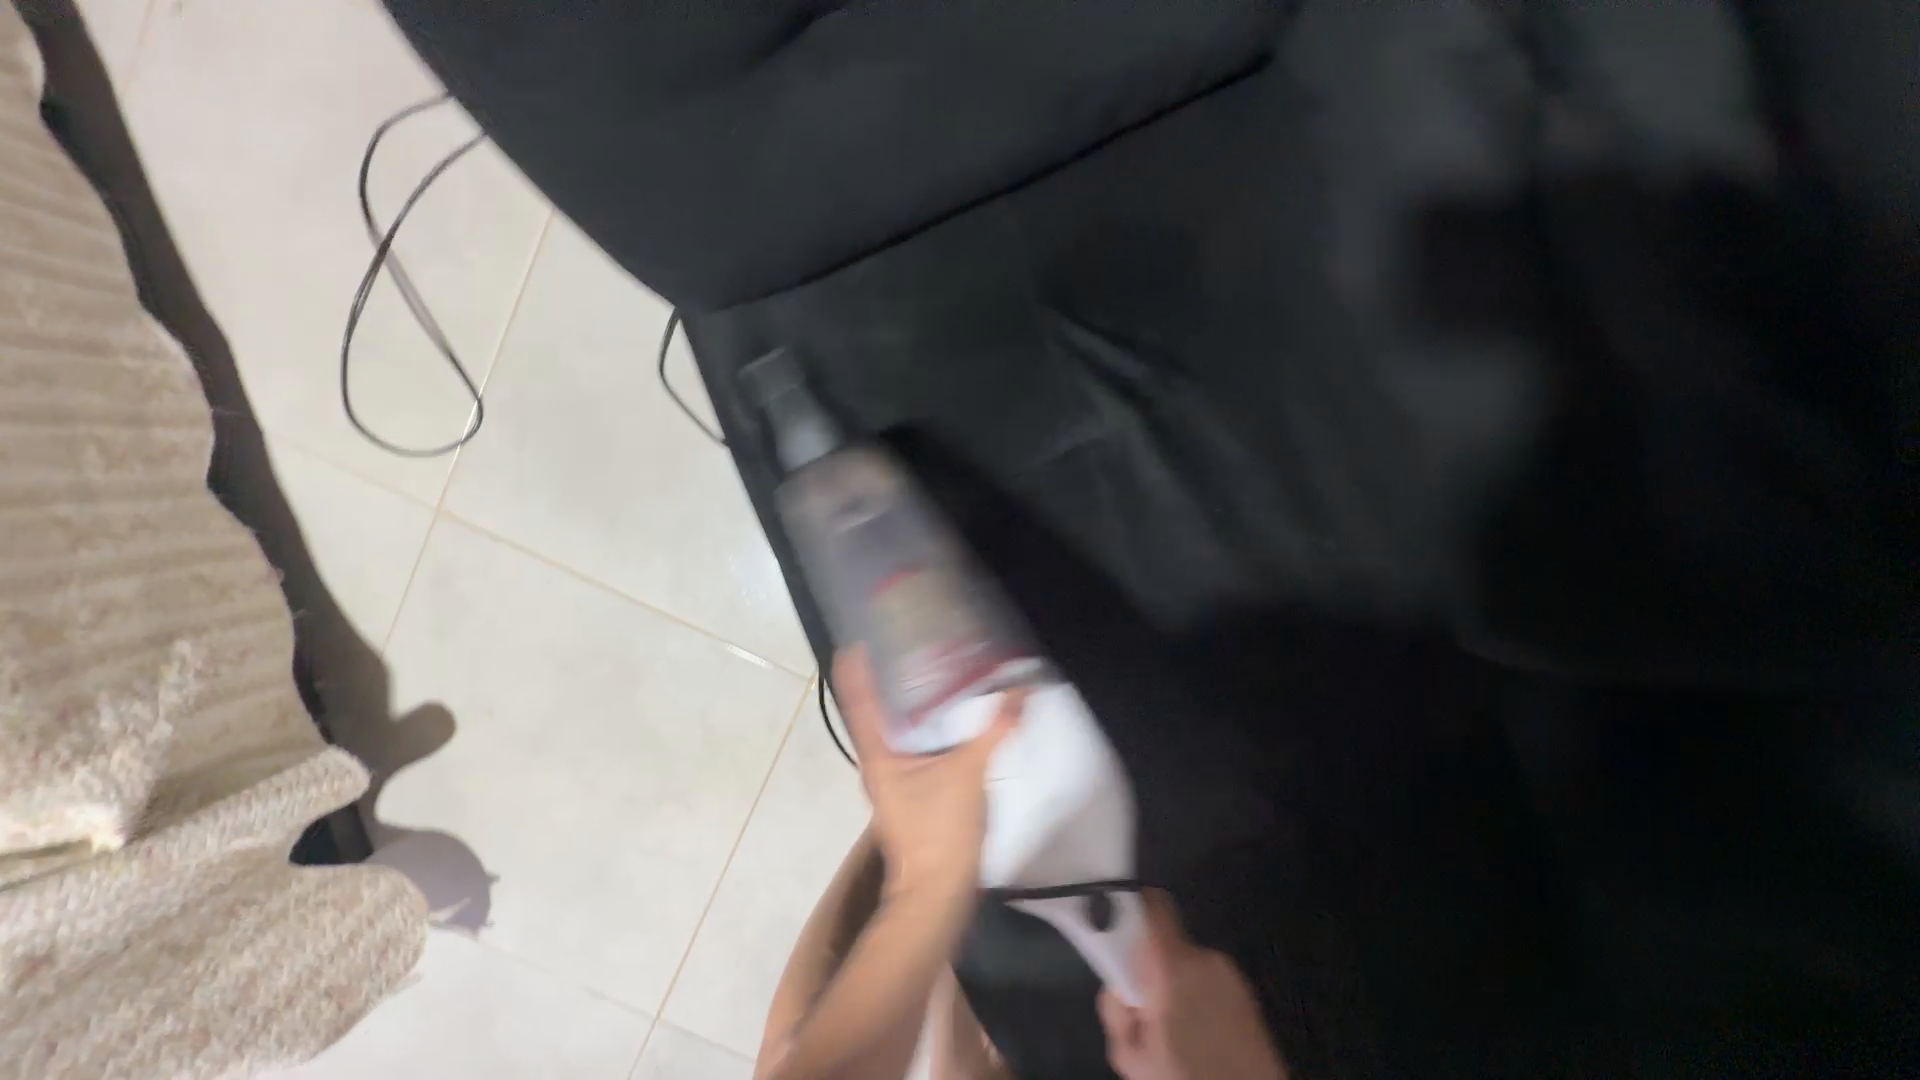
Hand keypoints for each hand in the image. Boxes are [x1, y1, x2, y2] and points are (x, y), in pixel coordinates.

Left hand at [833, 646, 1022, 895]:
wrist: (938, 893)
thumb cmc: (939, 830)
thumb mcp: (968, 773)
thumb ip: (994, 730)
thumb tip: (1020, 691)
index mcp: (878, 755)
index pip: (858, 702)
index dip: (855, 671)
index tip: (859, 640)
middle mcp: (880, 765)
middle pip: (877, 714)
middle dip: (891, 682)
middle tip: (913, 649)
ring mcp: (895, 783)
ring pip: (899, 734)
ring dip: (912, 707)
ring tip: (936, 676)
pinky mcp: (915, 795)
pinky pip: (917, 750)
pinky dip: (930, 730)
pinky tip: (954, 722)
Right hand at [1097, 890, 1287, 1079]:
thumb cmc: (1187, 1077)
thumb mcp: (1131, 1055)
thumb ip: (1114, 1009)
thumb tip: (1119, 988)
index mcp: (1173, 964)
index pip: (1152, 905)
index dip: (1131, 909)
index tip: (1117, 931)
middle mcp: (1205, 958)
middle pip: (1163, 943)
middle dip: (1149, 969)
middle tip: (1147, 1010)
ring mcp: (1231, 974)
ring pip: (1186, 964)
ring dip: (1175, 985)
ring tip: (1176, 1030)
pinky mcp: (1248, 992)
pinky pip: (1209, 980)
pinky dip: (1199, 997)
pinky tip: (1201, 1034)